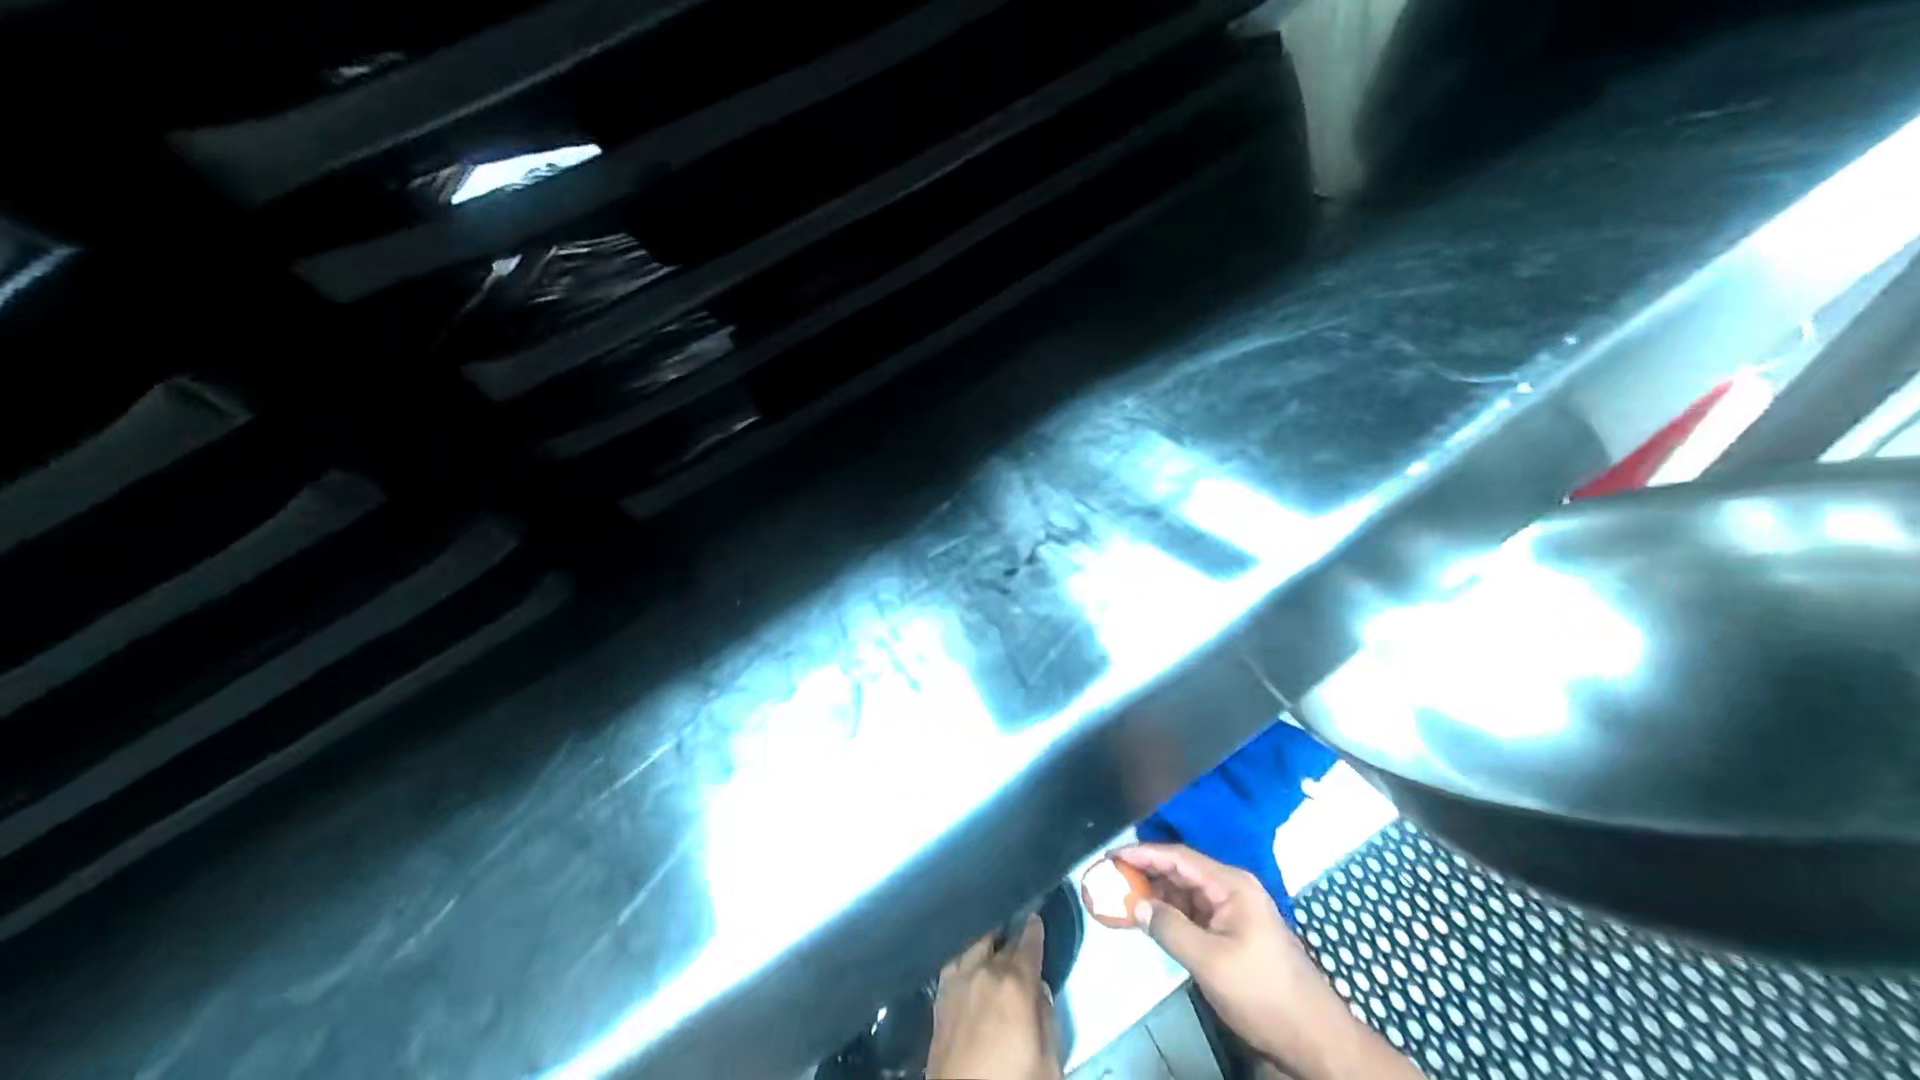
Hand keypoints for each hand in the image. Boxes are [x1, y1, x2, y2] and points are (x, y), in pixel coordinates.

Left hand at [927, 914, 1062, 1079]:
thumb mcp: (1048, 1060)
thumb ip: (1046, 1018)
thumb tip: (1039, 990)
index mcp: (1015, 984)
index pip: (1028, 943)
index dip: (1034, 929)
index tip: (1036, 917)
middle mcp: (985, 972)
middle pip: (1002, 943)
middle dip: (1013, 935)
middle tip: (1020, 929)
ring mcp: (958, 981)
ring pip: (975, 945)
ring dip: (988, 940)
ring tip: (995, 940)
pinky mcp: (940, 996)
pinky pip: (955, 961)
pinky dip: (965, 954)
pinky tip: (969, 958)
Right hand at [1114, 843, 1421, 1079]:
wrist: (1314, 1038)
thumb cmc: (1263, 993)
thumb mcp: (1211, 962)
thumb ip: (1170, 928)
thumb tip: (1138, 906)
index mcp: (1232, 885)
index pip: (1179, 858)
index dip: (1143, 854)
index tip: (1111, 855)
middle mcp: (1232, 891)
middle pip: (1180, 871)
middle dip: (1145, 873)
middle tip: (1109, 876)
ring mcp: (1233, 913)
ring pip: (1184, 893)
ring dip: (1154, 894)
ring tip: (1120, 896)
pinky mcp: (1231, 934)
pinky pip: (1192, 914)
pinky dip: (1168, 914)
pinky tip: (1147, 919)